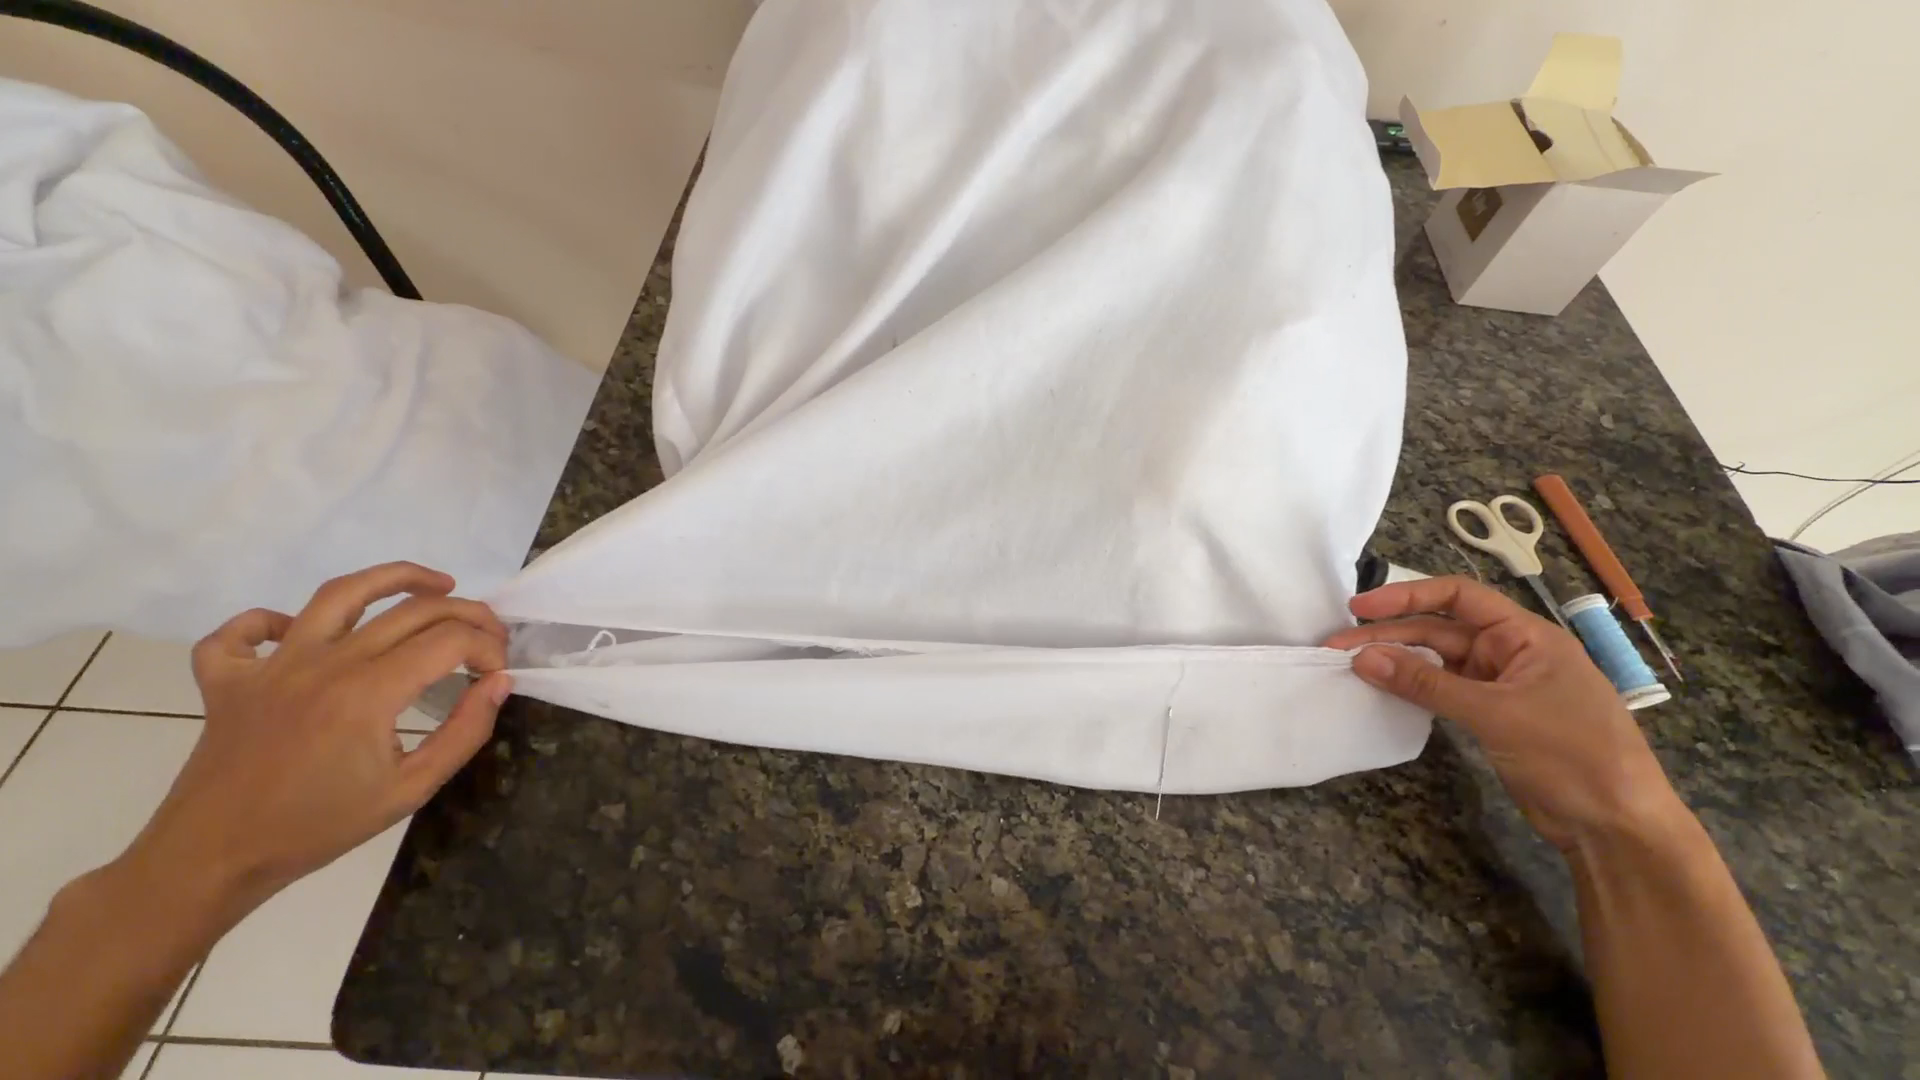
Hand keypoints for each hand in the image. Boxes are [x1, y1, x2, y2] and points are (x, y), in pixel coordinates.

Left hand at [121, 562, 511, 920]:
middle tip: (491, 634)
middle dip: (467, 614)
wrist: (214, 860)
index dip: (488, 649)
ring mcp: (270, 665)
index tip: (499, 674)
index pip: (450, 641)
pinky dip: (272, 622)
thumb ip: (465, 732)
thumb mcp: (412, 790)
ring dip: (396, 578)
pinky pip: (246, 631)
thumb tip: (499, 684)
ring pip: (340, 593)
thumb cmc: (319, 828)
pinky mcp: (228, 678)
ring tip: (436, 584)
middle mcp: (323, 663)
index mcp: (368, 692)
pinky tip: (300, 634)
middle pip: (412, 610)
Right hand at [1324, 576, 1682, 851]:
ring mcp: (1499, 686)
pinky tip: (1381, 690)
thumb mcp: (1495, 714)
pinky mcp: (1490, 717)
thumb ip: (1426, 684)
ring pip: (1436, 662)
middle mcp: (1510, 653)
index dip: (1407, 596)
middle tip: (1336, 646)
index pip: (1459, 597)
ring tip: (1349, 667)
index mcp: (1526, 636)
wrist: (1616, 826)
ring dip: (1395, 663)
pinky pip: (1441, 691)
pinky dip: (1410, 689)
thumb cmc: (1572, 755)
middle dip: (1388, 635)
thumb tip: (1362, 658)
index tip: (1360, 607)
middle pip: (1438, 631)